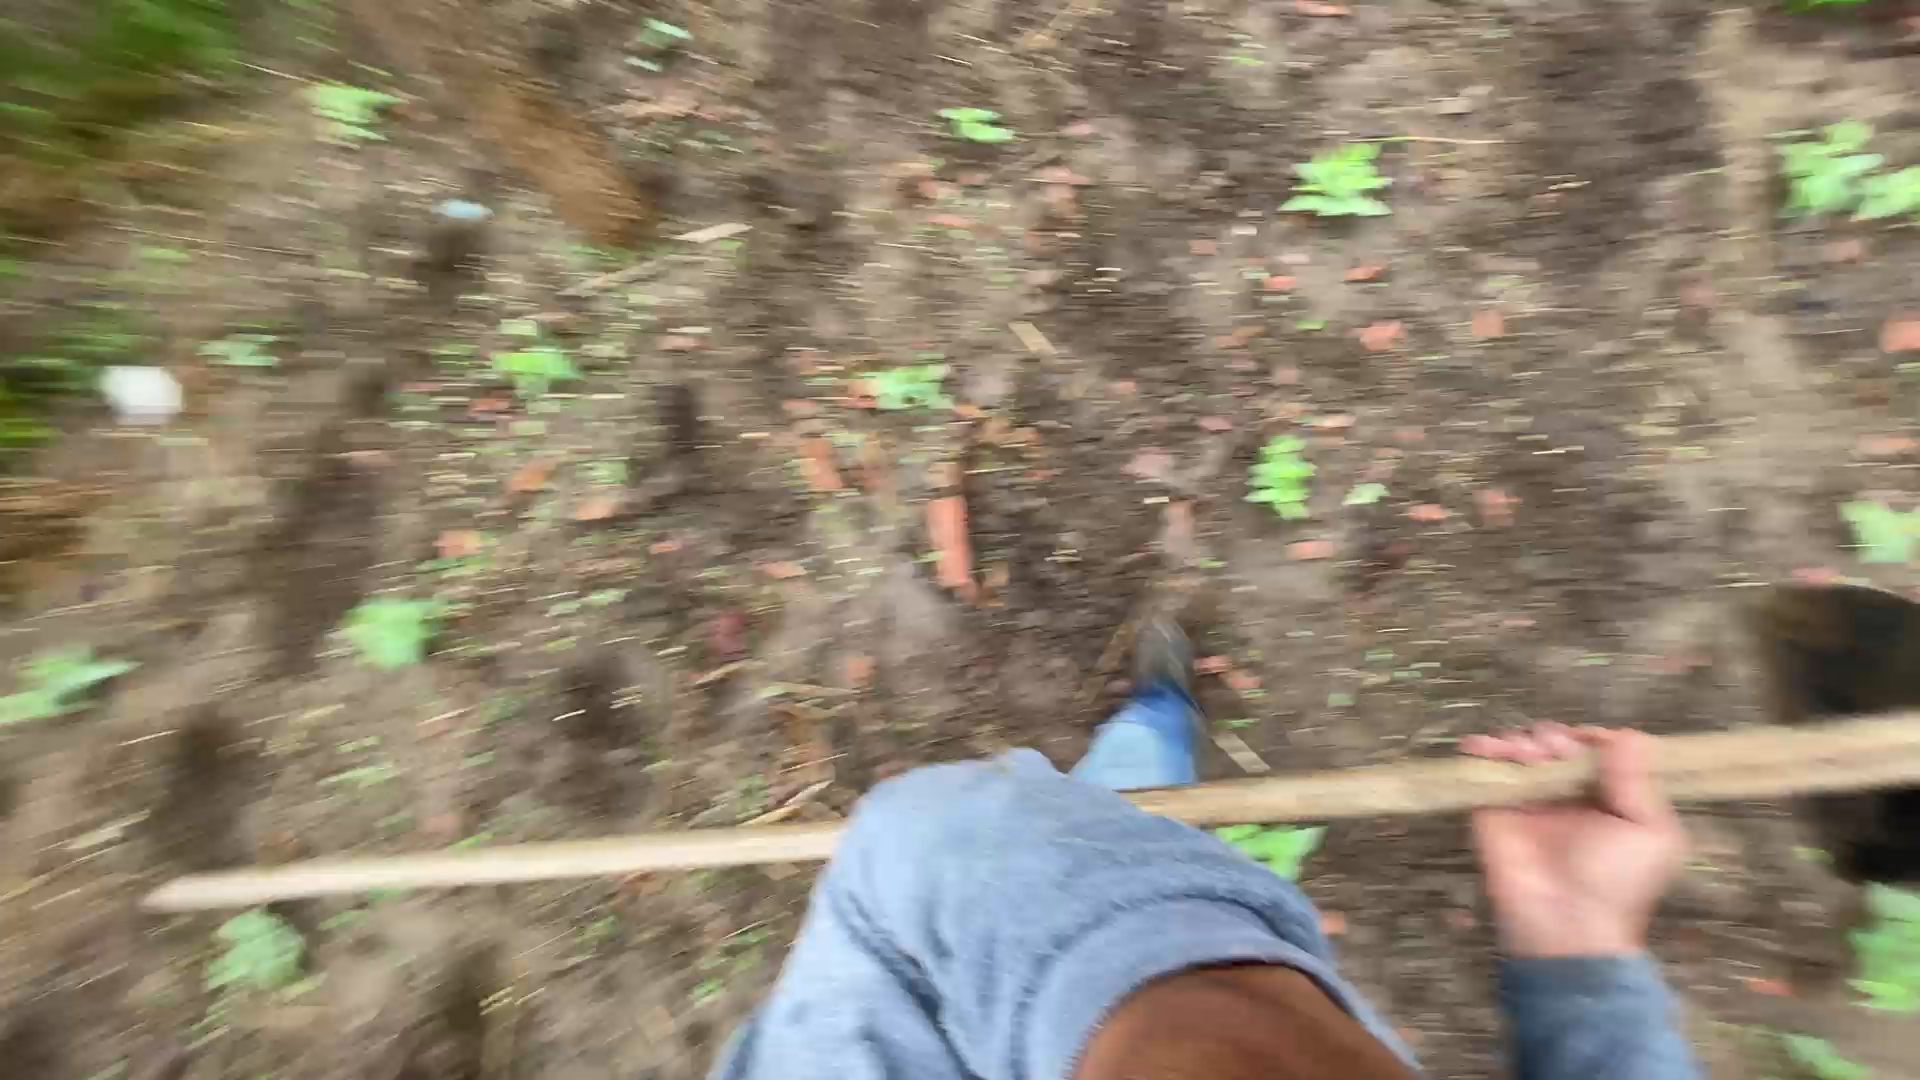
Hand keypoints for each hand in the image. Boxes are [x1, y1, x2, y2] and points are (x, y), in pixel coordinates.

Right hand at [1461, 723, 1685, 957]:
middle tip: (1550, 750)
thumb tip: (1629, 733)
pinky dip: (1479, 748)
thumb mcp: (1647, 831)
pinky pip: (1481, 767)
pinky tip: (1483, 746)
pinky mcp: (1489, 803)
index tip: (1586, 740)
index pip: (1596, 752)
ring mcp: (1525, 795)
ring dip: (1518, 741)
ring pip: (1517, 748)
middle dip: (1552, 738)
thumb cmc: (1616, 877)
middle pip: (1554, 744)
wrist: (1564, 916)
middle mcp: (1565, 791)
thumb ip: (1636, 781)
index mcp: (1607, 796)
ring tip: (1524, 753)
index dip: (1590, 739)